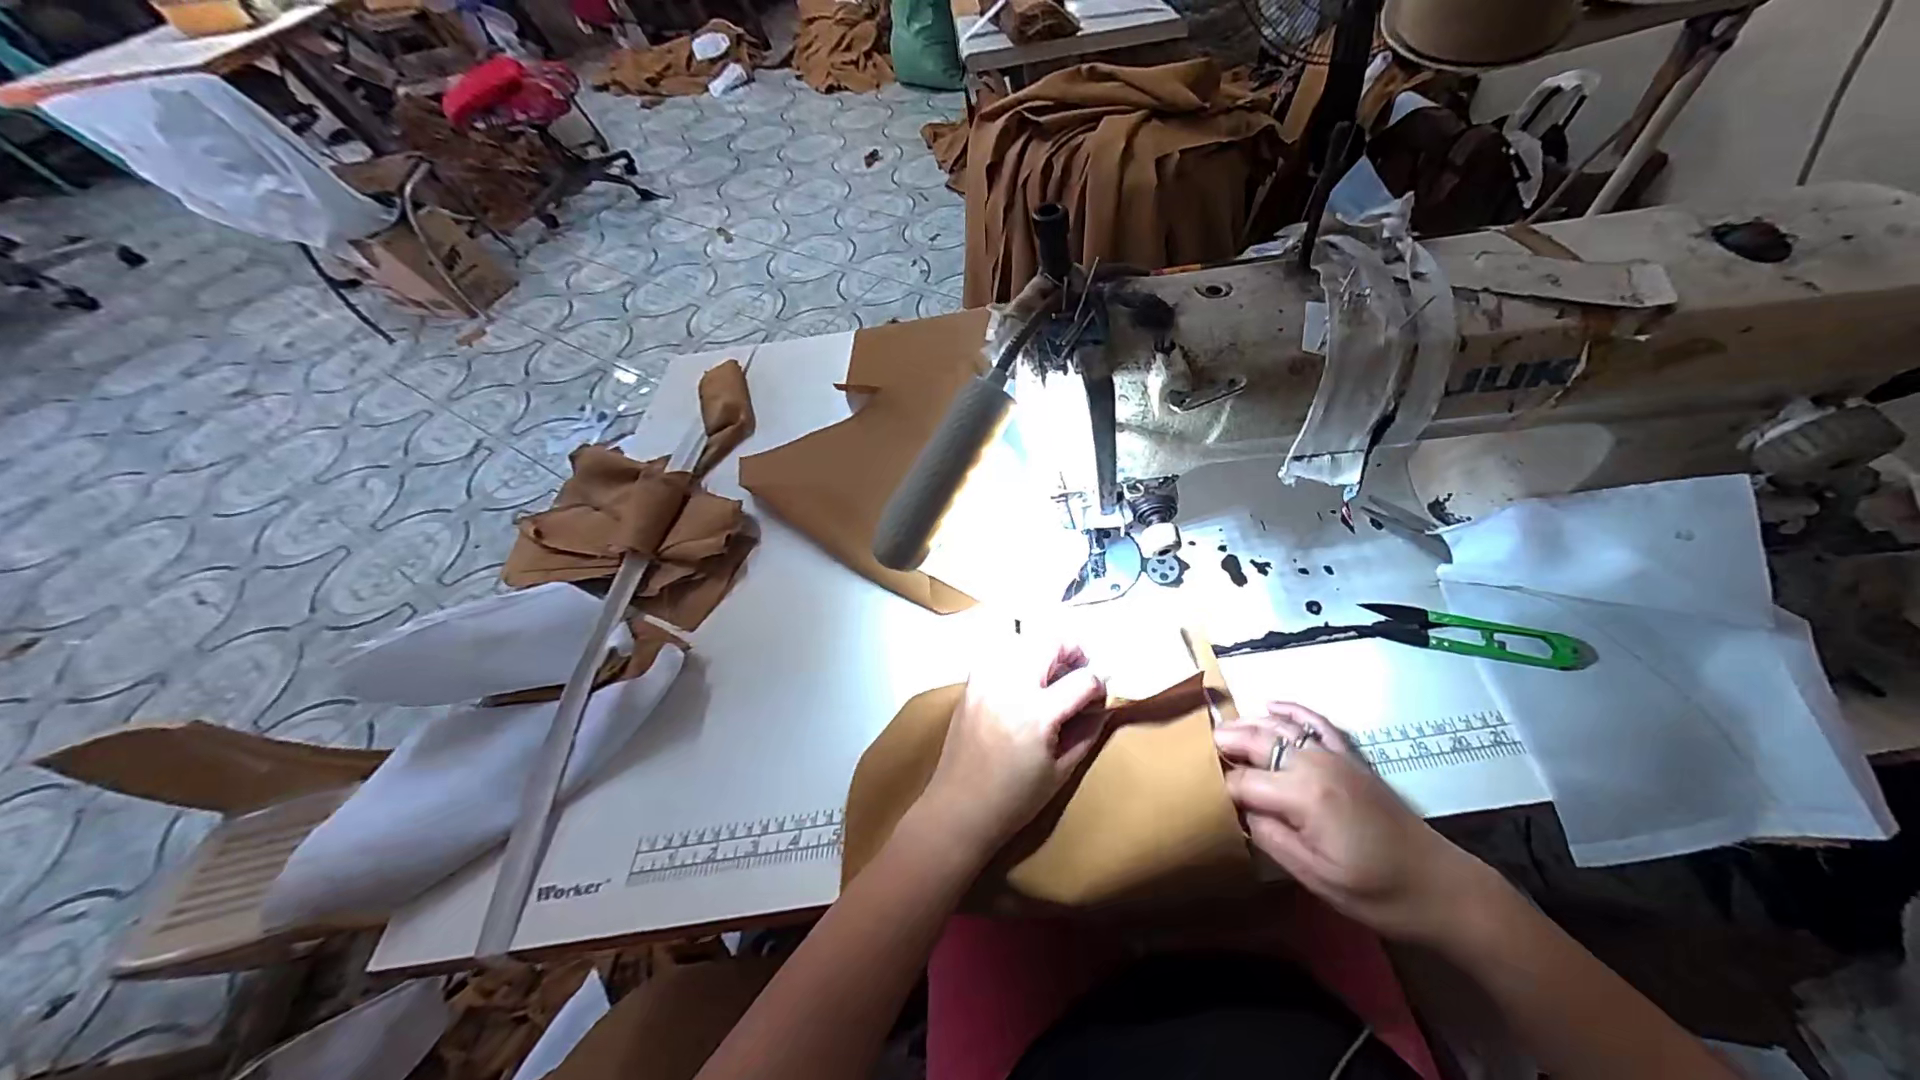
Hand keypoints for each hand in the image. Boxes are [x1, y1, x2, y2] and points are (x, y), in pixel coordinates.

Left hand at [915, 638, 1107, 858]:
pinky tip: (1023, 680)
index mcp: (1037, 714)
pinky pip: (998, 655)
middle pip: (1049, 642)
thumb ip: (1086, 731)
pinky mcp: (970, 685)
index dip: (1099, 685)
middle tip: (1079, 670)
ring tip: (1051, 673)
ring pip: (1022, 641)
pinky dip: (1016, 657)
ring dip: (1043, 650)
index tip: (1099, 696)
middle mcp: (1010, 688)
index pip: (1083, 679)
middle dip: (1072, 651)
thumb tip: (1102, 704)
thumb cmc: (1015, 799)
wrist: (958, 809)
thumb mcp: (1062, 772)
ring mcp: (986, 682)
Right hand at [1215, 703, 1504, 944]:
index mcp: (1303, 794)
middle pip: (1254, 741)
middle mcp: (1315, 763)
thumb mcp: (1313, 874)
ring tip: (1219, 733)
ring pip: (1278, 726)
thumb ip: (1268, 835)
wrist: (1441, 888)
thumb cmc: (1374, 892)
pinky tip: (1270, 706)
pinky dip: (1290, 710)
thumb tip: (1238, 810)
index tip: (1198, 796)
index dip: (1217, 788)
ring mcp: (1334, 755)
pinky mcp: (1350, 757)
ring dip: (1246, 724)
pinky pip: (1314, 721)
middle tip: (1193, 753)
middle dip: (1222, 744)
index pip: (1242, 781)